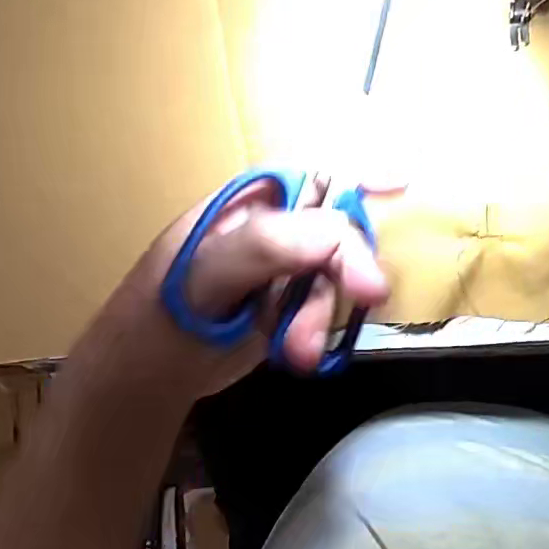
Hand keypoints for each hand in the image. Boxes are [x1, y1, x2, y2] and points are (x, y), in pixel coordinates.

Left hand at [69, 177, 390, 400]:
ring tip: (300, 352)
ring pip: (339, 277)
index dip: (361, 170)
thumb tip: (339, 232)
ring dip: (327, 316)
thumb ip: (266, 245)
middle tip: (366, 298)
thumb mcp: (204, 273)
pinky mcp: (293, 304)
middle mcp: (275, 227)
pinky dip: (323, 331)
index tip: (402, 179)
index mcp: (251, 201)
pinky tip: (302, 353)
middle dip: (350, 268)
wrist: (146, 378)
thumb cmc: (161, 315)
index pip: (316, 173)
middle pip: (340, 227)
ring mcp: (287, 268)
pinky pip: (330, 307)